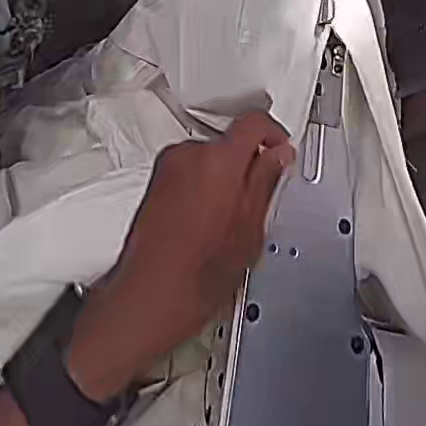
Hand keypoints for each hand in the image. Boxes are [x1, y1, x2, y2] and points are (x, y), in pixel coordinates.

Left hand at [64, 112, 295, 401]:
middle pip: (231, 141)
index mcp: (219, 162)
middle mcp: (190, 155)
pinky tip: (208, 223)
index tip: (281, 148)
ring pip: (210, 157)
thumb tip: (279, 156)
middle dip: (249, 162)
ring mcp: (168, 167)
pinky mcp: (154, 182)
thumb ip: (267, 182)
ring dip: (225, 176)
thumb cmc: (192, 278)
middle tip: (261, 194)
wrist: (143, 303)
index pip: (254, 122)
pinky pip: (190, 170)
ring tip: (230, 218)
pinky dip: (203, 185)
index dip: (275, 133)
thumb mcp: (250, 231)